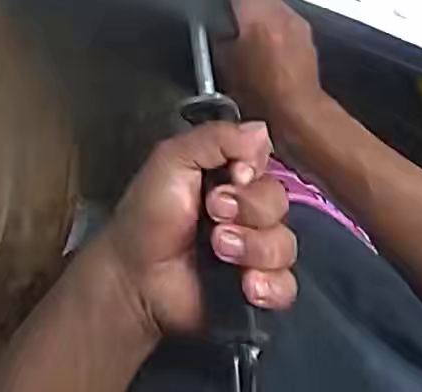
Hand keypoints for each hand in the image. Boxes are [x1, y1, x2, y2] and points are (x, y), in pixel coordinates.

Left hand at [99, 121, 297, 338]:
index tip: (233, 177)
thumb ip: (217, 138)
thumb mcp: (174, 158)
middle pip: (278, 201)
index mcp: (231, 174)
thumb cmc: (150, 212)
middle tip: (213, 216)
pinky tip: (247, 286)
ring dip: (253, 247)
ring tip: (218, 250)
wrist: (134, 278)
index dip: (254, 170)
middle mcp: (248, 208)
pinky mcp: (256, 290)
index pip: (266, 162)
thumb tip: (262, 131)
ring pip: (285, 243)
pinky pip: (287, 286)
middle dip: (248, 209)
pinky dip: (271, 285)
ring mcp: (255, 250)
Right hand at [217, 0, 326, 128]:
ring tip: (243, 27)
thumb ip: (220, 34)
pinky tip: (264, 40)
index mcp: (256, 11)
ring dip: (257, 12)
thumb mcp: (226, 62)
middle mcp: (279, 8)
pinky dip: (271, 24)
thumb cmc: (258, 90)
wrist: (298, 110)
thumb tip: (219, 21)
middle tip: (223, 9)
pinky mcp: (305, 33)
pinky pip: (283, 19)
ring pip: (270, 6)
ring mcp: (295, 19)